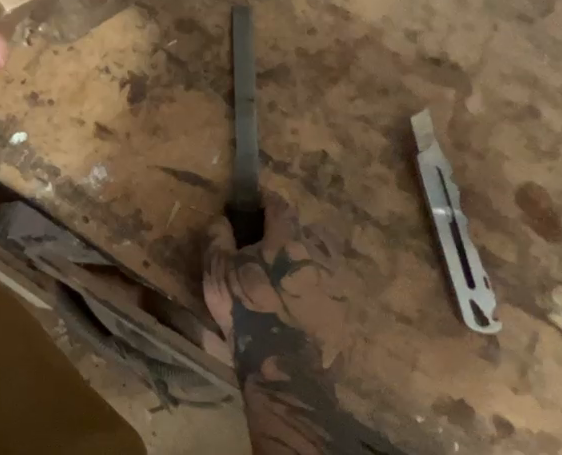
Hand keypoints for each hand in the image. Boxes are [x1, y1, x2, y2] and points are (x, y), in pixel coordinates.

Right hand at [204, 197, 398, 454]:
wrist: (285, 365)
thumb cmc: (246, 308)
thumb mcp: (217, 269)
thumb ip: (218, 239)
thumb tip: (220, 218)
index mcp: (287, 243)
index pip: (282, 207)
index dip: (267, 198)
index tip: (254, 196)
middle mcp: (318, 259)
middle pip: (311, 232)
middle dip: (292, 230)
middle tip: (269, 238)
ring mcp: (336, 288)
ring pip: (323, 260)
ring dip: (304, 258)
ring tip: (283, 269)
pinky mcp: (344, 314)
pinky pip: (328, 287)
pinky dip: (313, 285)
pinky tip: (294, 298)